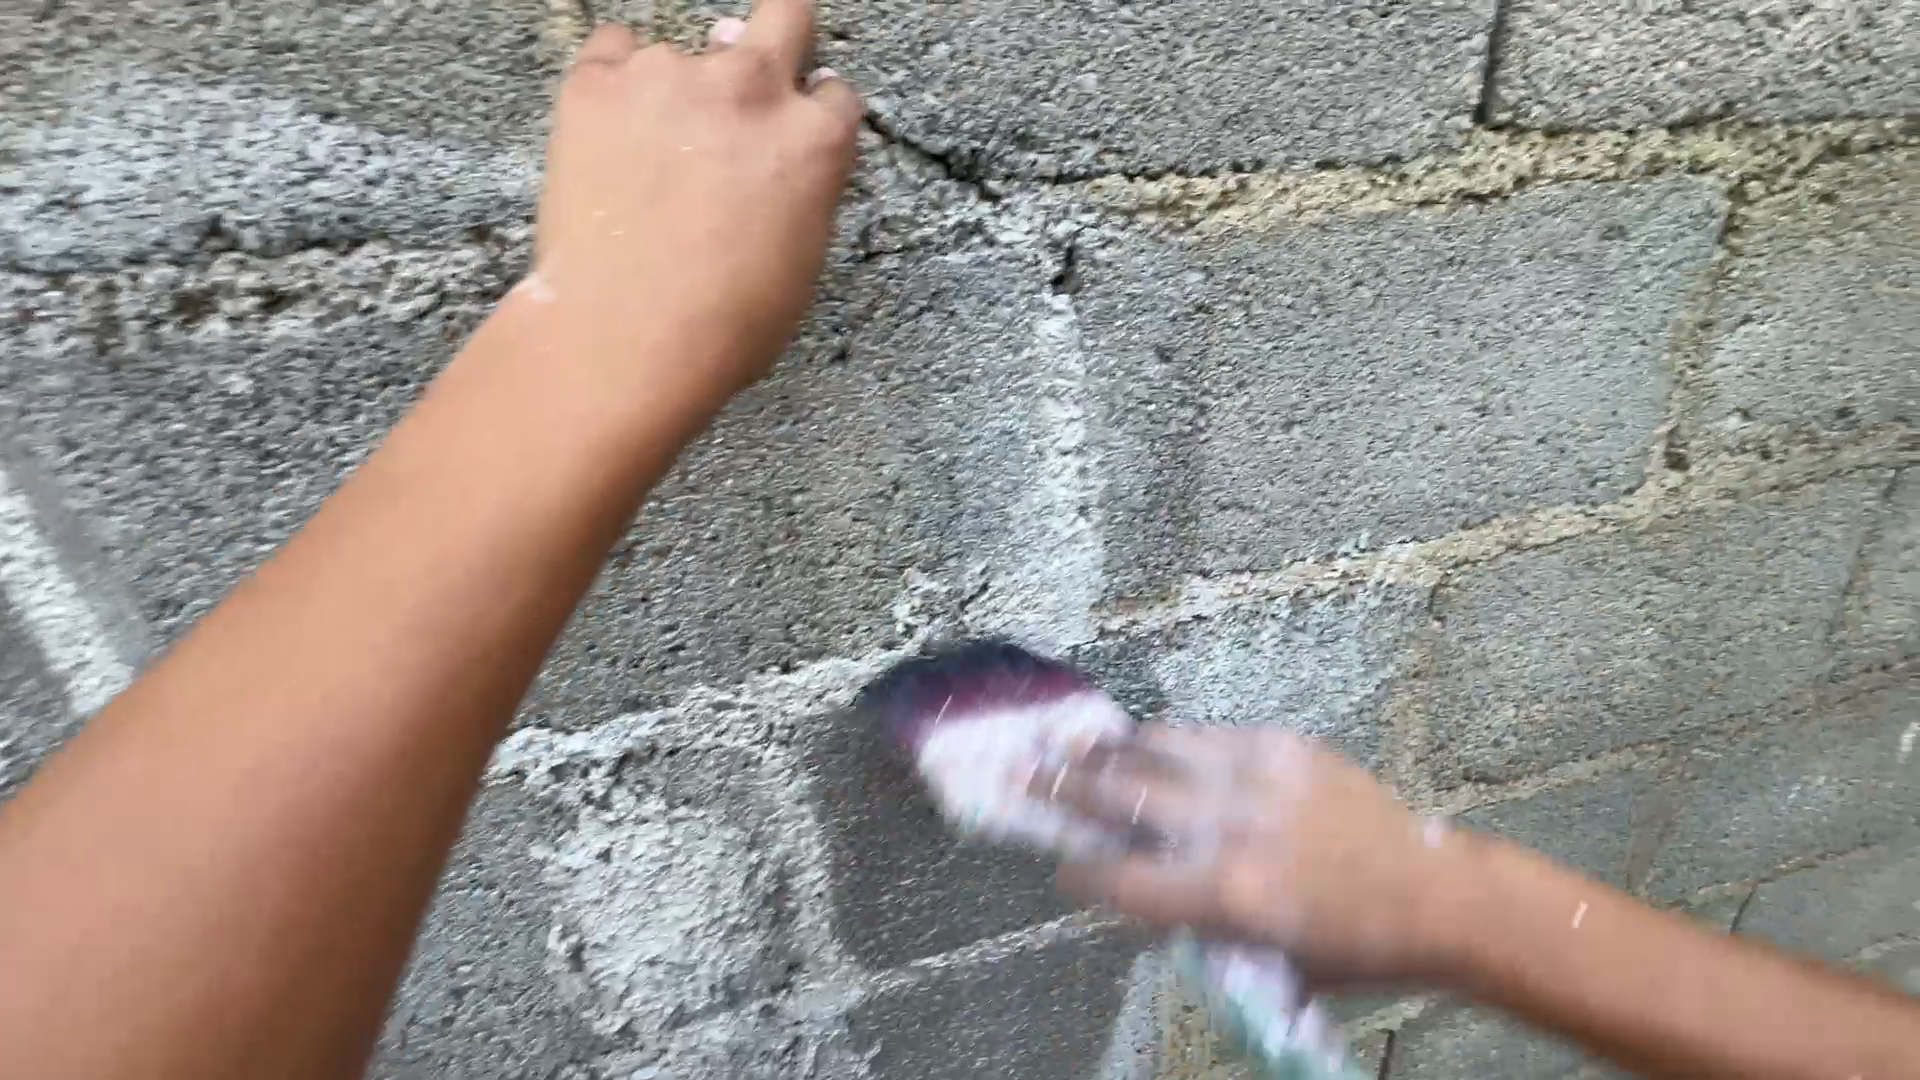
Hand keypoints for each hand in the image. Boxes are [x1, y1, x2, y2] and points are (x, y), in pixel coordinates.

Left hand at [525, 0, 862, 397]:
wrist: (631, 339)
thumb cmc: (728, 324)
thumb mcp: (800, 263)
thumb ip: (804, 190)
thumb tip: (785, 159)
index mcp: (813, 144)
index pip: (836, 94)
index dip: (818, 115)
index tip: (799, 133)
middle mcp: (751, 90)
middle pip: (785, 16)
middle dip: (780, 41)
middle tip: (754, 89)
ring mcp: (671, 77)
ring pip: (688, 52)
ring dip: (685, 91)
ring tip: (660, 159)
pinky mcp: (597, 83)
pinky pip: (616, 52)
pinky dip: (622, 86)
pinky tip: (620, 142)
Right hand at [1033, 726, 1467, 986]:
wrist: (1434, 893)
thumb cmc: (1349, 944)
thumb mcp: (1265, 957)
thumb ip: (1193, 922)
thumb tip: (1134, 885)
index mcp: (1229, 896)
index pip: (1124, 882)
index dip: (1081, 875)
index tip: (1060, 869)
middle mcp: (1232, 827)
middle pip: (1123, 800)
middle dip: (1066, 788)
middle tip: (1025, 771)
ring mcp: (1255, 775)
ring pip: (1155, 750)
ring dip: (1107, 752)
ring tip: (1072, 746)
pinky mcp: (1279, 743)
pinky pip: (1202, 735)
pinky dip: (1164, 743)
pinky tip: (1142, 742)